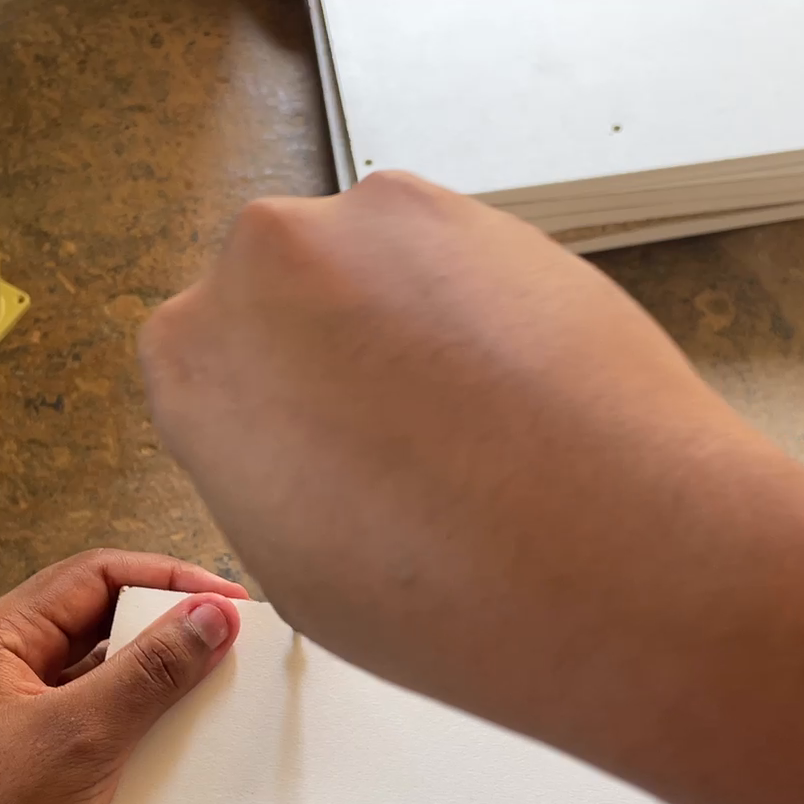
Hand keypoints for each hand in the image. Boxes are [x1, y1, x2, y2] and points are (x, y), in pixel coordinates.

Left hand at [0, 550, 243, 803]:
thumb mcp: (79, 737)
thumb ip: (152, 668)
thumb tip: (215, 612)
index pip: (94, 574)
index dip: (167, 577)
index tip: (229, 600)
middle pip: (97, 618)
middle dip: (164, 624)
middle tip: (228, 640)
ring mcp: (9, 718)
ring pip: (97, 671)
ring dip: (153, 674)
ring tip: (211, 686)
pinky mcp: (25, 763)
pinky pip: (92, 719)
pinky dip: (134, 720)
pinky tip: (172, 738)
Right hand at [137, 171, 797, 740]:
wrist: (610, 558)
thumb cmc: (445, 595)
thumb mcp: (291, 565)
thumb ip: (259, 469)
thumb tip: (290, 434)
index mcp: (192, 361)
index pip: (208, 368)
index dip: (268, 418)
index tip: (308, 447)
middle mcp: (263, 263)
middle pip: (279, 304)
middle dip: (321, 359)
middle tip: (386, 433)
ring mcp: (373, 220)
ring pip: (359, 272)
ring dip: (391, 328)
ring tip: (459, 417)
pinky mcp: (476, 209)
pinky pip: (438, 258)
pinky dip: (460, 308)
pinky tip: (503, 383)